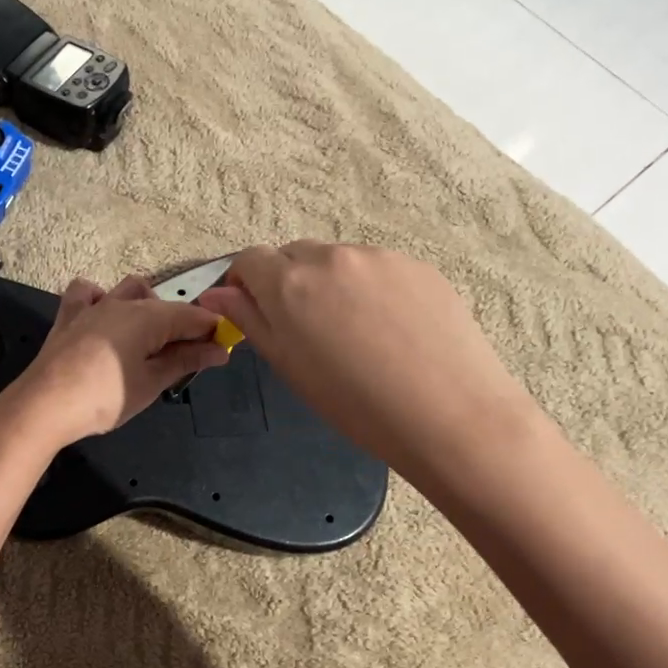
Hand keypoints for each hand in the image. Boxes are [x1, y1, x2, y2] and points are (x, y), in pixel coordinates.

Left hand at [0, 276, 230, 446]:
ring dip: (145, 306)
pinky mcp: (68, 317)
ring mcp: (92, 306)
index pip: (193, 316)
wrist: (45, 403)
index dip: (212, 332)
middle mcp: (122, 302)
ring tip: (147, 339)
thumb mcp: (152, 383)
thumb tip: (218, 350)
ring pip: (128, 290)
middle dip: (180, 324)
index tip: (221, 349)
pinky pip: (87, 293)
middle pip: (162, 304)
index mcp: (148, 316)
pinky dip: (100, 300)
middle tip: (185, 357)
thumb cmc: (104, 397)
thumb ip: (185, 361)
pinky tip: (103, 319)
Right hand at [197, 242, 545, 479]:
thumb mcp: (287, 365)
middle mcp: (330, 257)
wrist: (450, 413)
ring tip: (352, 331)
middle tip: (302, 326)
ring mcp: (378, 258)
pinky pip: (377, 269)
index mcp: (289, 283)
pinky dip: (369, 289)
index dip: (243, 282)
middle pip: (292, 254)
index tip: (250, 308)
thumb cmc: (354, 402)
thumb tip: (218, 294)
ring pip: (336, 261)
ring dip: (330, 284)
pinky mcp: (418, 267)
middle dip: (286, 281)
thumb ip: (249, 320)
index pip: (249, 259)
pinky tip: (387, 329)